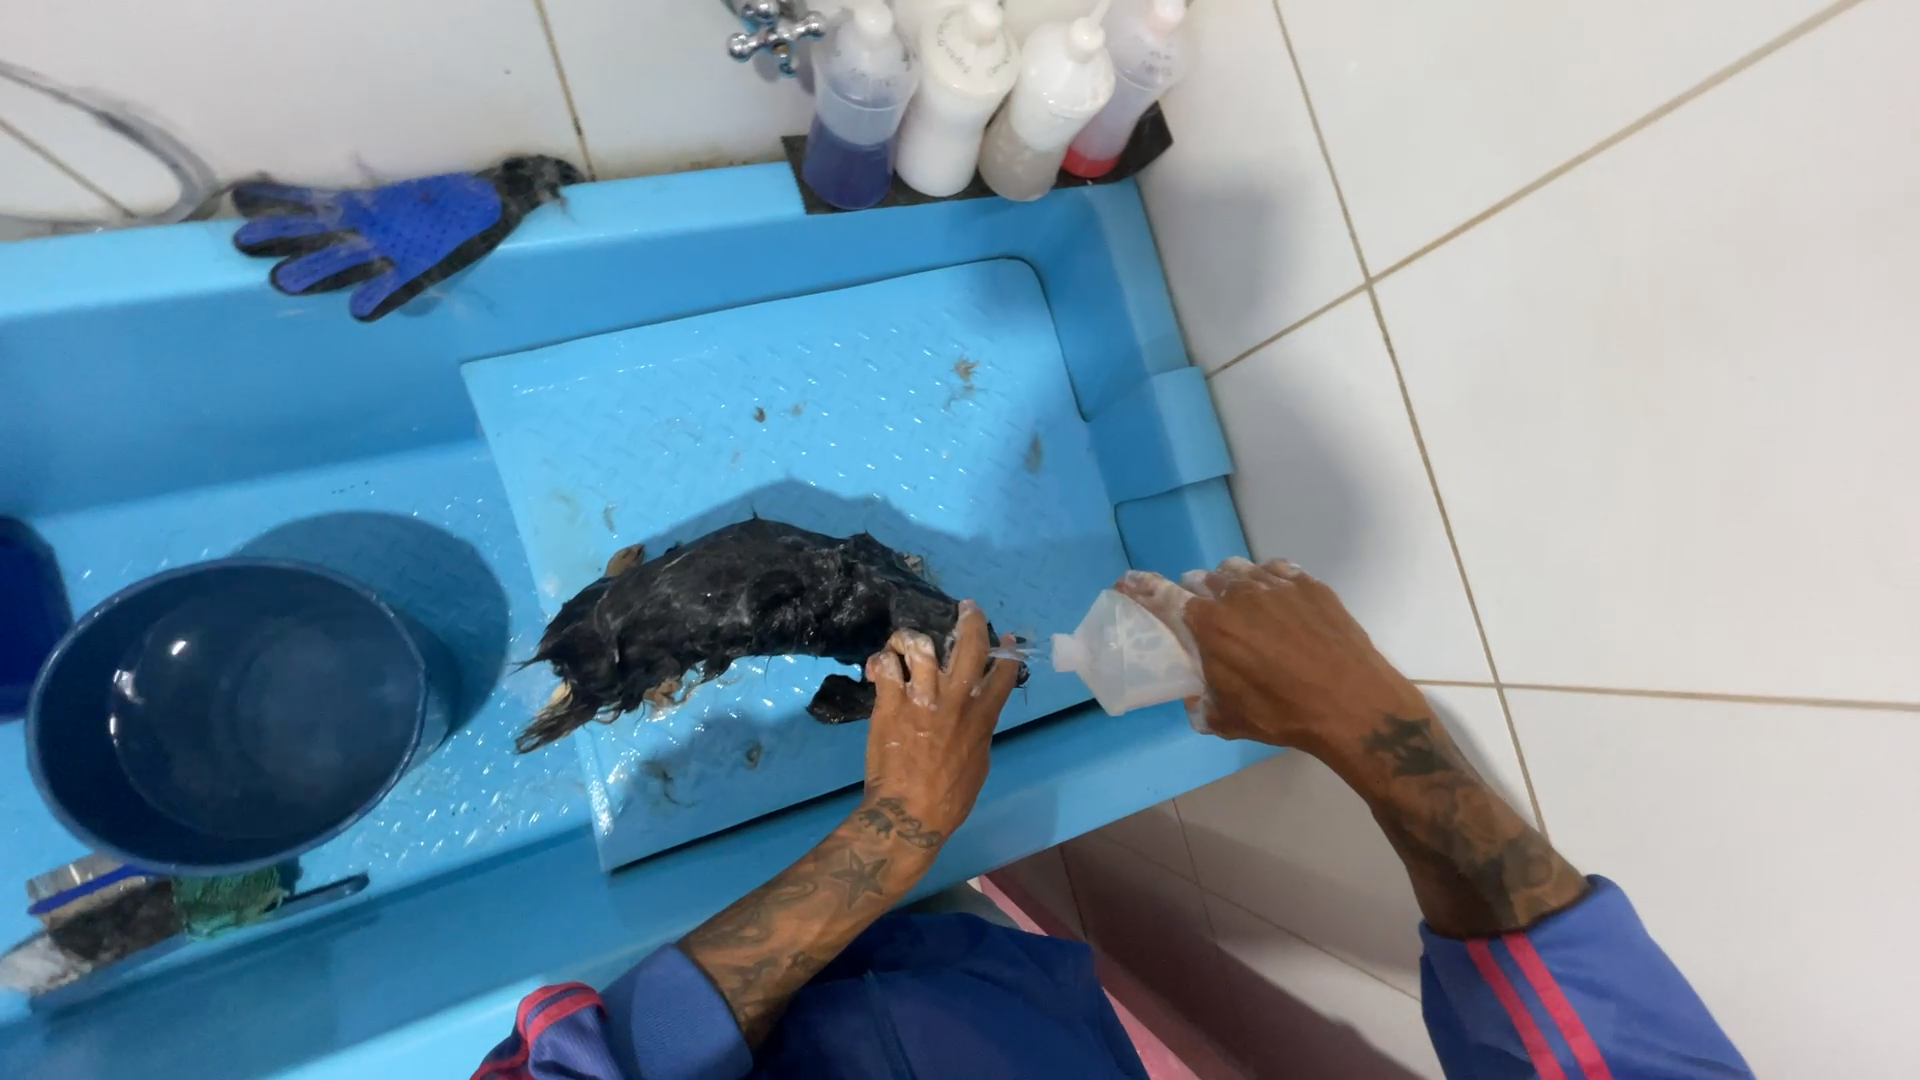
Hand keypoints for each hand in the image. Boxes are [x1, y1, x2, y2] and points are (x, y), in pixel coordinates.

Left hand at [859, 601, 1021, 845]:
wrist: (909, 813)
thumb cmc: (949, 797)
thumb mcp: (979, 763)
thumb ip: (979, 731)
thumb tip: (976, 715)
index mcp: (981, 717)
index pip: (1003, 675)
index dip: (1008, 653)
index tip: (1008, 639)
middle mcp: (955, 700)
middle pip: (969, 646)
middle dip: (970, 620)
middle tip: (967, 608)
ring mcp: (921, 698)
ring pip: (921, 646)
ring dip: (912, 638)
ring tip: (906, 641)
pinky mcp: (890, 703)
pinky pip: (886, 666)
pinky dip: (882, 661)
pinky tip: (881, 666)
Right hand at [1120, 557, 1427, 758]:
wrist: (1355, 707)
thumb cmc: (1283, 714)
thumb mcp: (1228, 720)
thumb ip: (1202, 705)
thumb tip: (1195, 700)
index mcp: (1209, 625)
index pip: (1163, 595)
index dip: (1140, 586)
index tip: (1126, 581)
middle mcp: (1237, 595)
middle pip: (1202, 580)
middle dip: (1194, 593)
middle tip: (1202, 615)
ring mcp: (1276, 585)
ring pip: (1238, 570)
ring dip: (1228, 583)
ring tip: (1239, 603)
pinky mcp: (1310, 585)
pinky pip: (1277, 570)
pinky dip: (1267, 580)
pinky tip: (1275, 599)